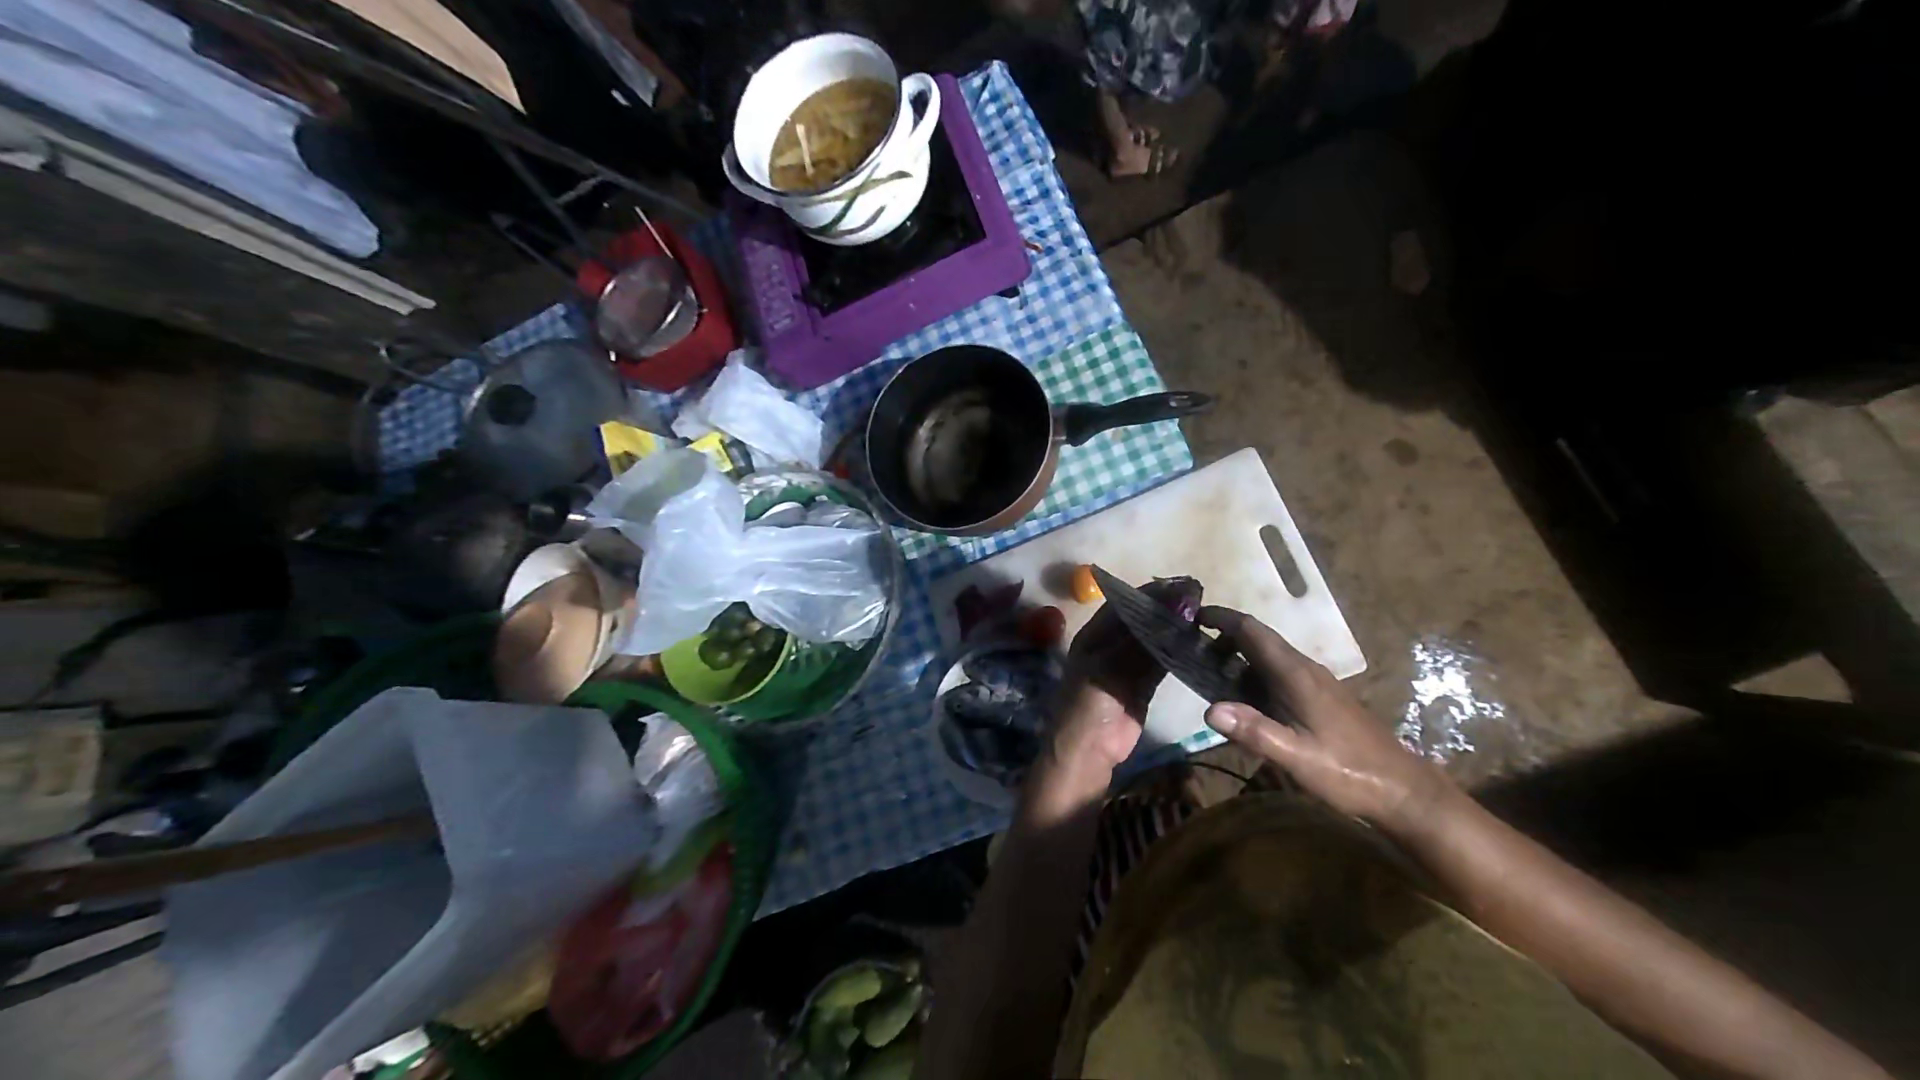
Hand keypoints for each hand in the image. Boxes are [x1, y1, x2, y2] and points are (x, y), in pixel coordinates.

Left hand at [1046, 579, 1195, 774]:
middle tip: (1201, 596)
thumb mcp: (1112, 667)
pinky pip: (1162, 661)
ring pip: (1155, 638)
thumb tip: (1180, 605)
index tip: (1185, 584)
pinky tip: (1199, 643)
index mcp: (1095, 634)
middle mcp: (1111, 644)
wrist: (1088, 753)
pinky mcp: (1142, 684)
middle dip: (1169, 607)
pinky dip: (1178, 651)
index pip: (1127, 603)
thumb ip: (1146, 639)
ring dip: (1176, 628)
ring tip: (1205, 615)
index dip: (1155, 592)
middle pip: (1143, 619)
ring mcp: (1127, 664)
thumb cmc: (1090, 706)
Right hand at [1198, 606, 1453, 831]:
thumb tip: (1210, 709)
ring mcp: (1313, 682)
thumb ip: (1254, 732)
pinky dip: (1250, 673)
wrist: (1402, 790)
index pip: (1252, 631)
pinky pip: (1275, 673)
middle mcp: (1304, 669)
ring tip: (1204, 671)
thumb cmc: (1349, 772)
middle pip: (1257, 639)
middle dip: (1221, 636)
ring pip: (1266, 656)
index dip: (1221, 618)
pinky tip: (1239, 696)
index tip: (1191, 616)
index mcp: (1296, 674)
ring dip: (1235, 655)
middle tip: (1188, 649)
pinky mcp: (1317, 697)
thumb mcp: (1297, 757)